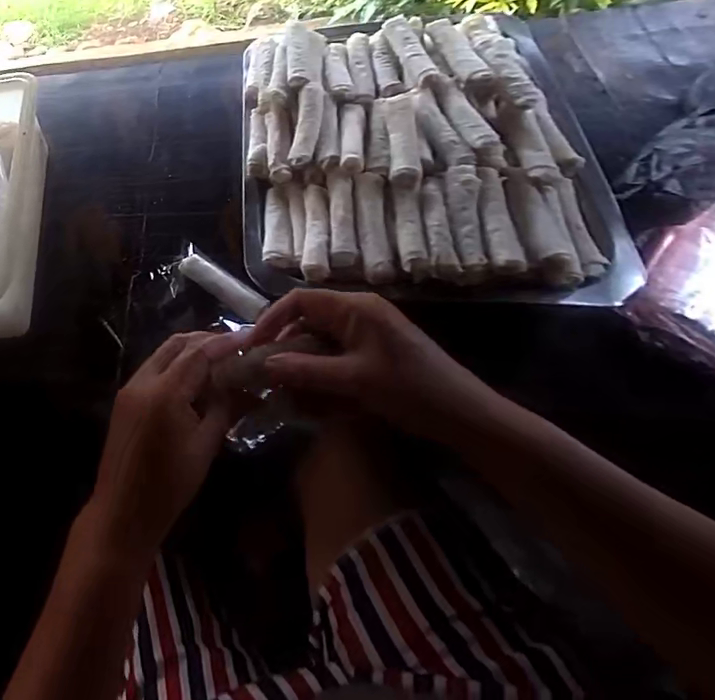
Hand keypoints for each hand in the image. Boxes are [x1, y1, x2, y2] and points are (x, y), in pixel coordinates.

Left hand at [88, 332, 237, 555]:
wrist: (122, 513)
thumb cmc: (169, 486)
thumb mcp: (205, 446)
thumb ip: (224, 408)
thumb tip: (243, 385)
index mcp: (165, 393)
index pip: (199, 353)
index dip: (225, 343)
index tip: (249, 337)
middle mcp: (143, 381)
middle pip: (178, 344)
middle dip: (207, 340)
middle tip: (235, 346)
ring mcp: (130, 388)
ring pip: (164, 353)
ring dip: (191, 350)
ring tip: (220, 358)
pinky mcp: (125, 398)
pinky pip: (154, 367)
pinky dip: (176, 364)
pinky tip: (195, 377)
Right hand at [249, 290, 498, 443]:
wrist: (463, 414)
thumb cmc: (410, 389)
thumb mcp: (355, 380)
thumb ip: (307, 370)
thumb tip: (264, 364)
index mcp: (354, 307)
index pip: (300, 300)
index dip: (272, 319)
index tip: (252, 346)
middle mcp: (358, 313)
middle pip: (308, 320)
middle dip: (284, 346)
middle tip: (263, 374)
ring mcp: (367, 334)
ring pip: (320, 342)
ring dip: (301, 364)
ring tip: (284, 391)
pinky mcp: (373, 354)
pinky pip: (336, 358)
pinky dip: (321, 375)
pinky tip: (312, 399)